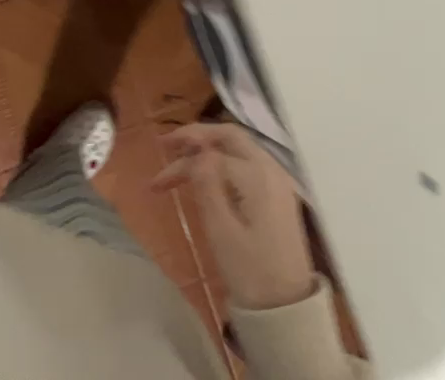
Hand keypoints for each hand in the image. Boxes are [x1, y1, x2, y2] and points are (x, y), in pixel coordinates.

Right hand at [153, 123, 316, 311]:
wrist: (288, 308)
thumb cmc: (250, 272)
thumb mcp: (221, 232)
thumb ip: (207, 186)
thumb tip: (194, 155)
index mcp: (256, 176)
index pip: (210, 156)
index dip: (180, 165)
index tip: (156, 183)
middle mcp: (271, 169)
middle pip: (230, 136)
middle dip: (196, 136)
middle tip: (167, 144)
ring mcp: (279, 181)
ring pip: (240, 147)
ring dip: (210, 146)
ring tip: (182, 157)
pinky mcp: (280, 194)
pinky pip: (250, 162)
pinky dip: (226, 159)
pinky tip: (210, 174)